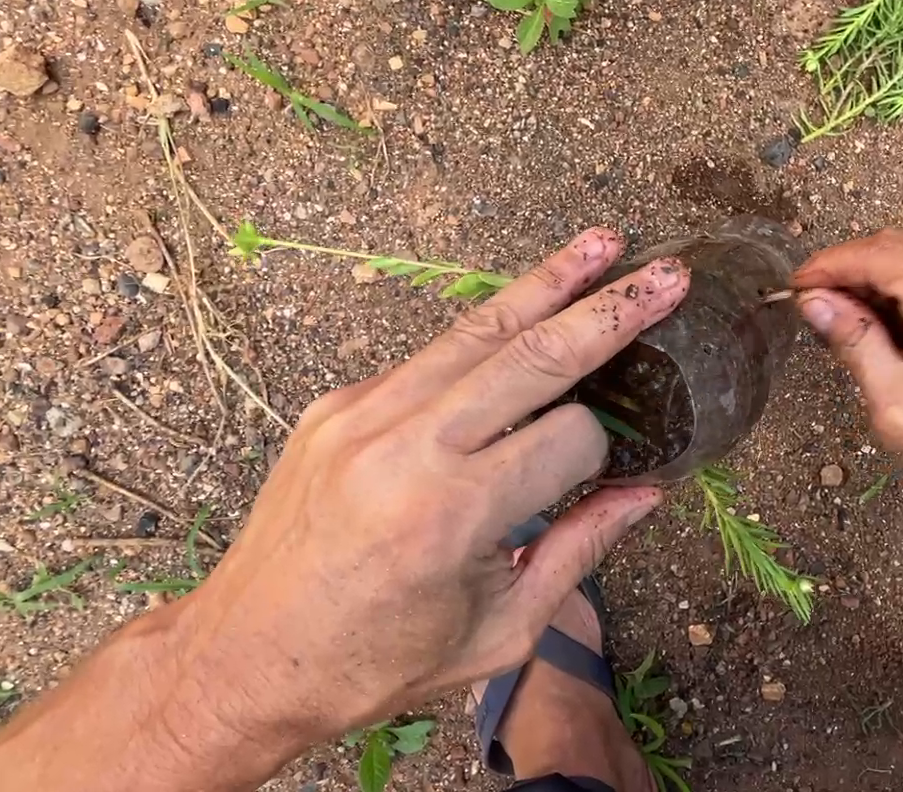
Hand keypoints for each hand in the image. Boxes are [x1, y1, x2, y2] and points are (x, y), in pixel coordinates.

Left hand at [171, 228, 688, 743]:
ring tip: (606, 241)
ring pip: (484, 326)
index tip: (600, 472)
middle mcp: (406, 448)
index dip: (602, 451)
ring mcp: (364, 412)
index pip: (570, 437)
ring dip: (553, 278)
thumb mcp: (499, 632)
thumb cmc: (378, 662)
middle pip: (536, 354)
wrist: (233, 662)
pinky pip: (439, 352)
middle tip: (669, 276)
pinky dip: (497, 325)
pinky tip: (535, 305)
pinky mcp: (341, 400)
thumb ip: (580, 551)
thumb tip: (651, 491)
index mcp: (450, 515)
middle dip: (612, 311)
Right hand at [790, 230, 902, 501]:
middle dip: (850, 271)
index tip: (798, 284)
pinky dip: (902, 283)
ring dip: (875, 277)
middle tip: (819, 307)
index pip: (884, 256)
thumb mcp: (899, 404)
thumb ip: (854, 343)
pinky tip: (890, 319)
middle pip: (897, 245)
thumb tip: (814, 300)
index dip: (832, 264)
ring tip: (854, 321)